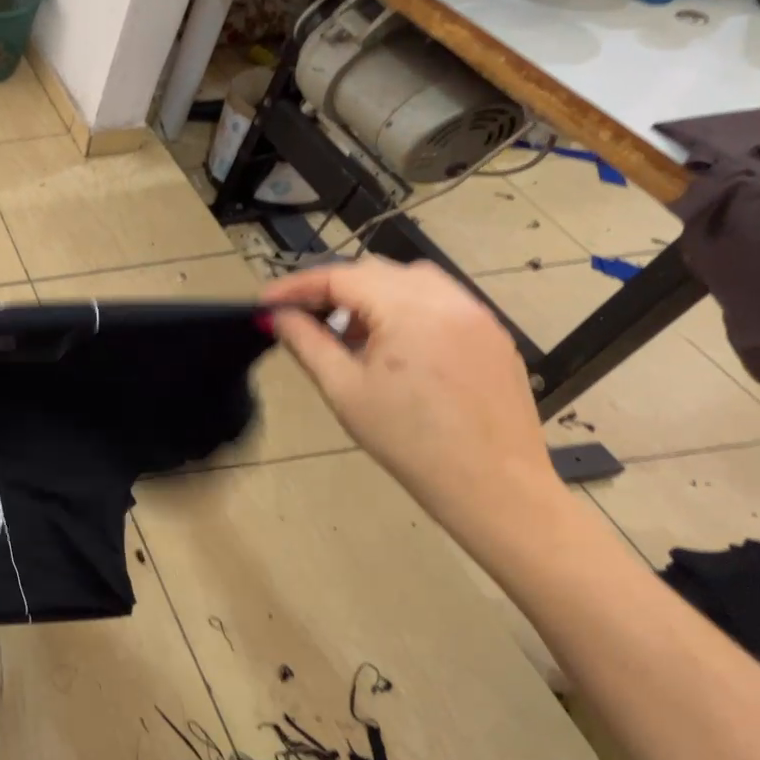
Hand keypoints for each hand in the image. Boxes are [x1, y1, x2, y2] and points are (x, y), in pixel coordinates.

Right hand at [261, 258, 556, 529]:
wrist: (494, 488)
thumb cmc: (409, 440)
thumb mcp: (344, 389)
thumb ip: (306, 342)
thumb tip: (278, 316)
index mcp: (412, 311)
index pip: (341, 277)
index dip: (297, 285)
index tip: (265, 301)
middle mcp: (450, 301)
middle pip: (376, 271)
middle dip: (332, 287)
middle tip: (301, 315)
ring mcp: (478, 317)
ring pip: (412, 281)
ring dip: (371, 294)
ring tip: (349, 331)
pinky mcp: (493, 338)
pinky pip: (441, 302)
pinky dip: (405, 308)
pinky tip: (391, 346)